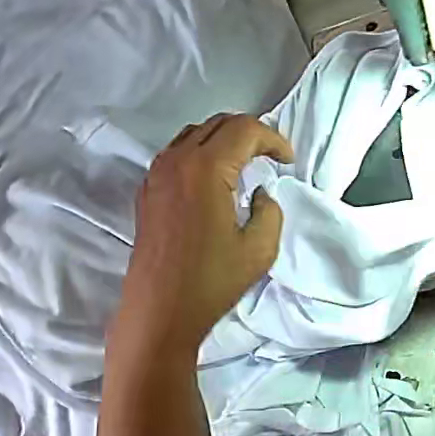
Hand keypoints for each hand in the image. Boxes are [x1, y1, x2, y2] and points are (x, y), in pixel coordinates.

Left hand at [114, 114, 292, 354]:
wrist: (160, 311)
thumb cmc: (212, 282)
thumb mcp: (260, 248)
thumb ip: (270, 211)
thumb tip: (259, 194)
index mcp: (206, 169)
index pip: (244, 130)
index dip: (273, 139)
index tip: (287, 160)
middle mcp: (176, 161)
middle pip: (217, 124)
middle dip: (250, 134)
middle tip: (270, 158)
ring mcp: (156, 175)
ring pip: (194, 135)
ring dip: (223, 142)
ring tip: (245, 165)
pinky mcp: (147, 192)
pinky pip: (176, 155)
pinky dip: (200, 156)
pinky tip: (214, 182)